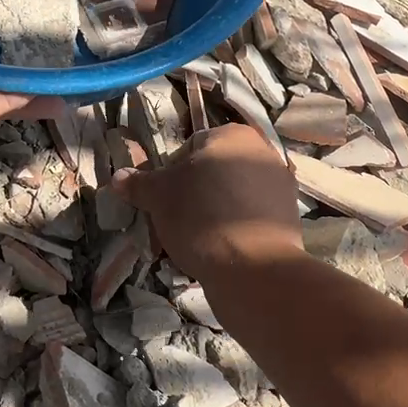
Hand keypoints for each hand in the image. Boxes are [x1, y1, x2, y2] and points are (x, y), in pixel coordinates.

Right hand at [113, 124, 302, 280]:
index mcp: (233, 136)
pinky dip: (236, 229)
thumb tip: (117, 177)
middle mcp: (263, 153)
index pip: (190, 148)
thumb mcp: (158, 196)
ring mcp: (281, 189)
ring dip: (215, 211)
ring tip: (197, 239)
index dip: (172, 173)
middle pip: (214, 171)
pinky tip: (220, 249)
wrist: (252, 271)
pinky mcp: (290, 221)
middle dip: (195, 193)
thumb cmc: (200, 216)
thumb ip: (138, 183)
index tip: (165, 199)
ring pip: (233, 196)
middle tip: (177, 219)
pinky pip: (251, 218)